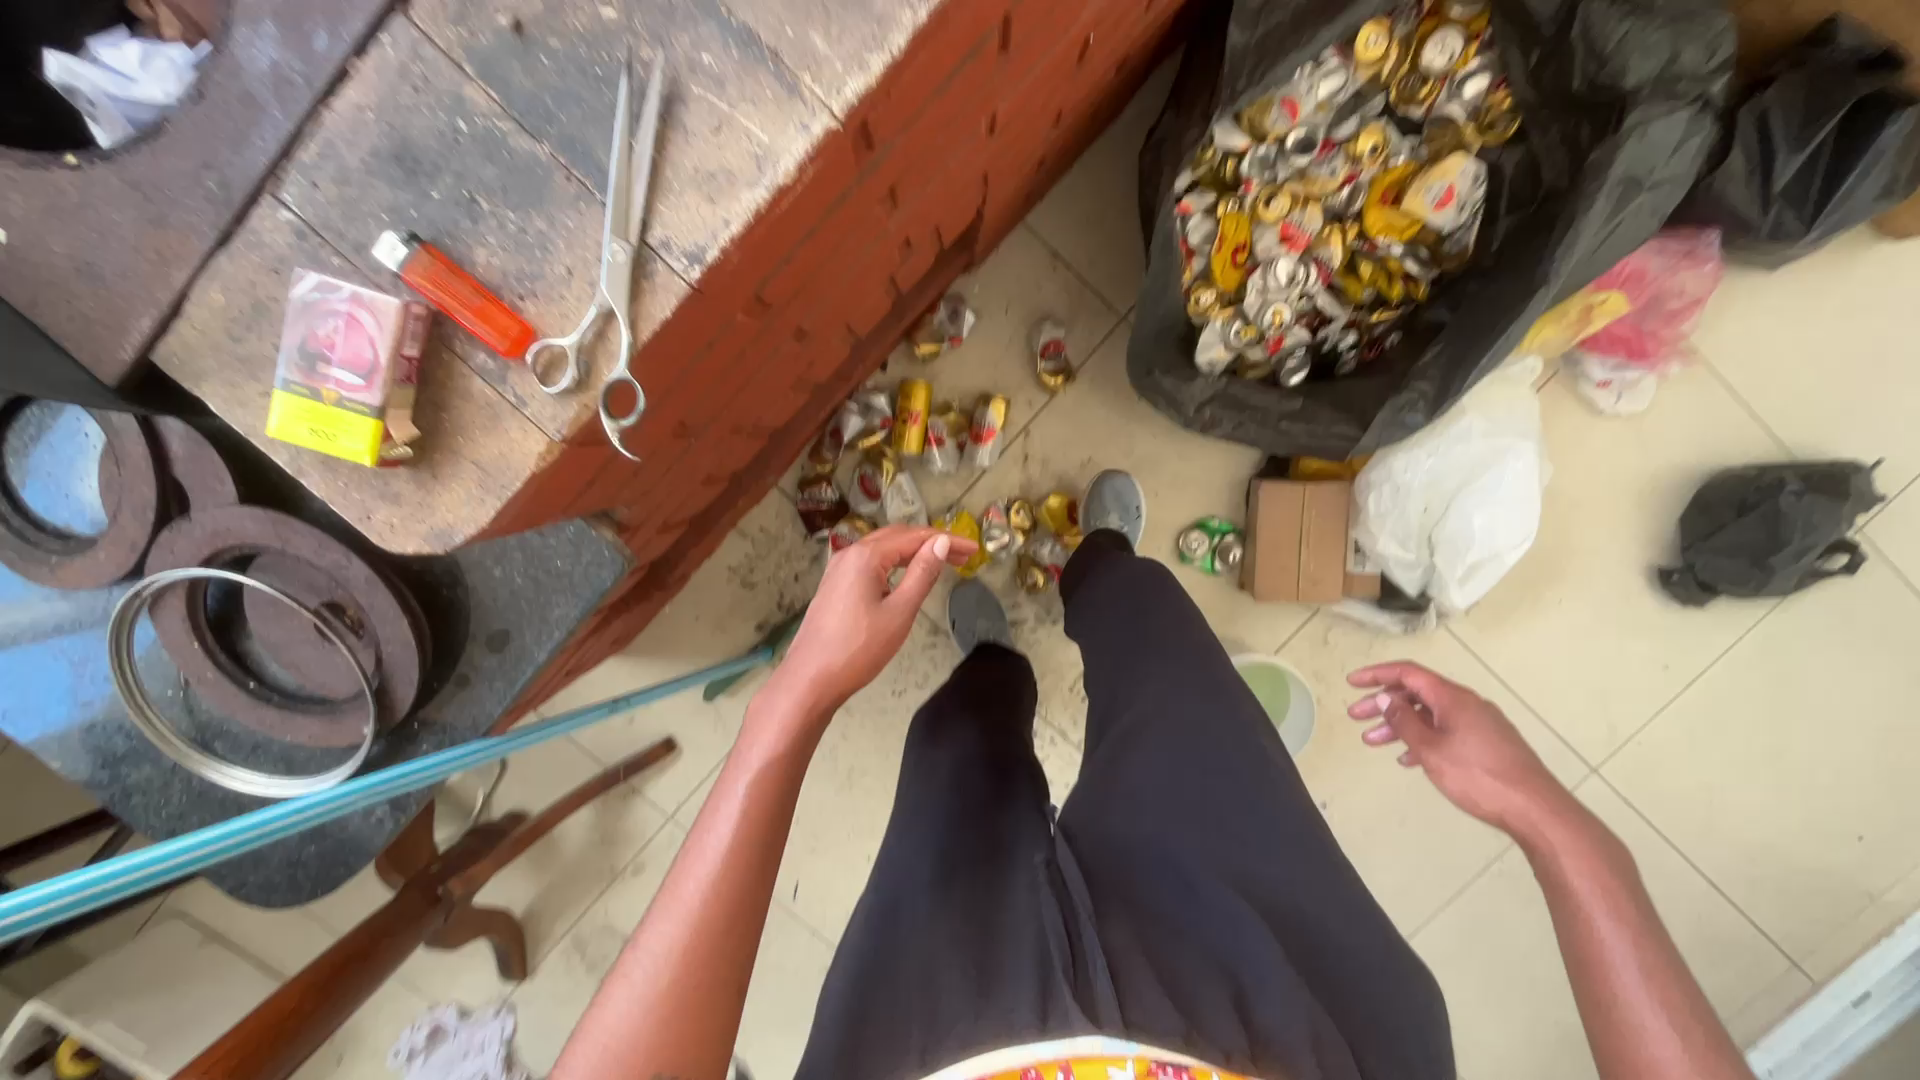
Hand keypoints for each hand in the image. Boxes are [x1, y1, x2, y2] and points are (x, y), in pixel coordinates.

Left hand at [769, 525, 977, 719]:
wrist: (810, 678)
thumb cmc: (859, 648)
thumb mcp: (899, 612)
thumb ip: (922, 574)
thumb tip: (940, 543)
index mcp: (866, 556)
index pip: (915, 538)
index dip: (947, 540)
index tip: (974, 550)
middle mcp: (850, 554)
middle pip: (897, 537)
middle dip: (931, 542)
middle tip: (964, 556)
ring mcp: (838, 569)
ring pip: (882, 549)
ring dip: (913, 551)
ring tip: (941, 562)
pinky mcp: (834, 585)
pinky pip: (870, 562)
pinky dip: (894, 562)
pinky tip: (906, 575)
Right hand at [1347, 661, 1572, 838]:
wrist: (1534, 808)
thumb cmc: (1476, 775)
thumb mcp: (1431, 749)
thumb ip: (1404, 721)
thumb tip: (1385, 699)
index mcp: (1452, 698)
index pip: (1408, 673)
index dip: (1377, 674)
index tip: (1352, 682)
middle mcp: (1466, 703)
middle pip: (1416, 693)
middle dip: (1383, 704)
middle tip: (1355, 717)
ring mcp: (1479, 723)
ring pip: (1429, 715)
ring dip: (1399, 725)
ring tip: (1373, 742)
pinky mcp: (1486, 743)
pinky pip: (1445, 730)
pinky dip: (1422, 739)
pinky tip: (1408, 759)